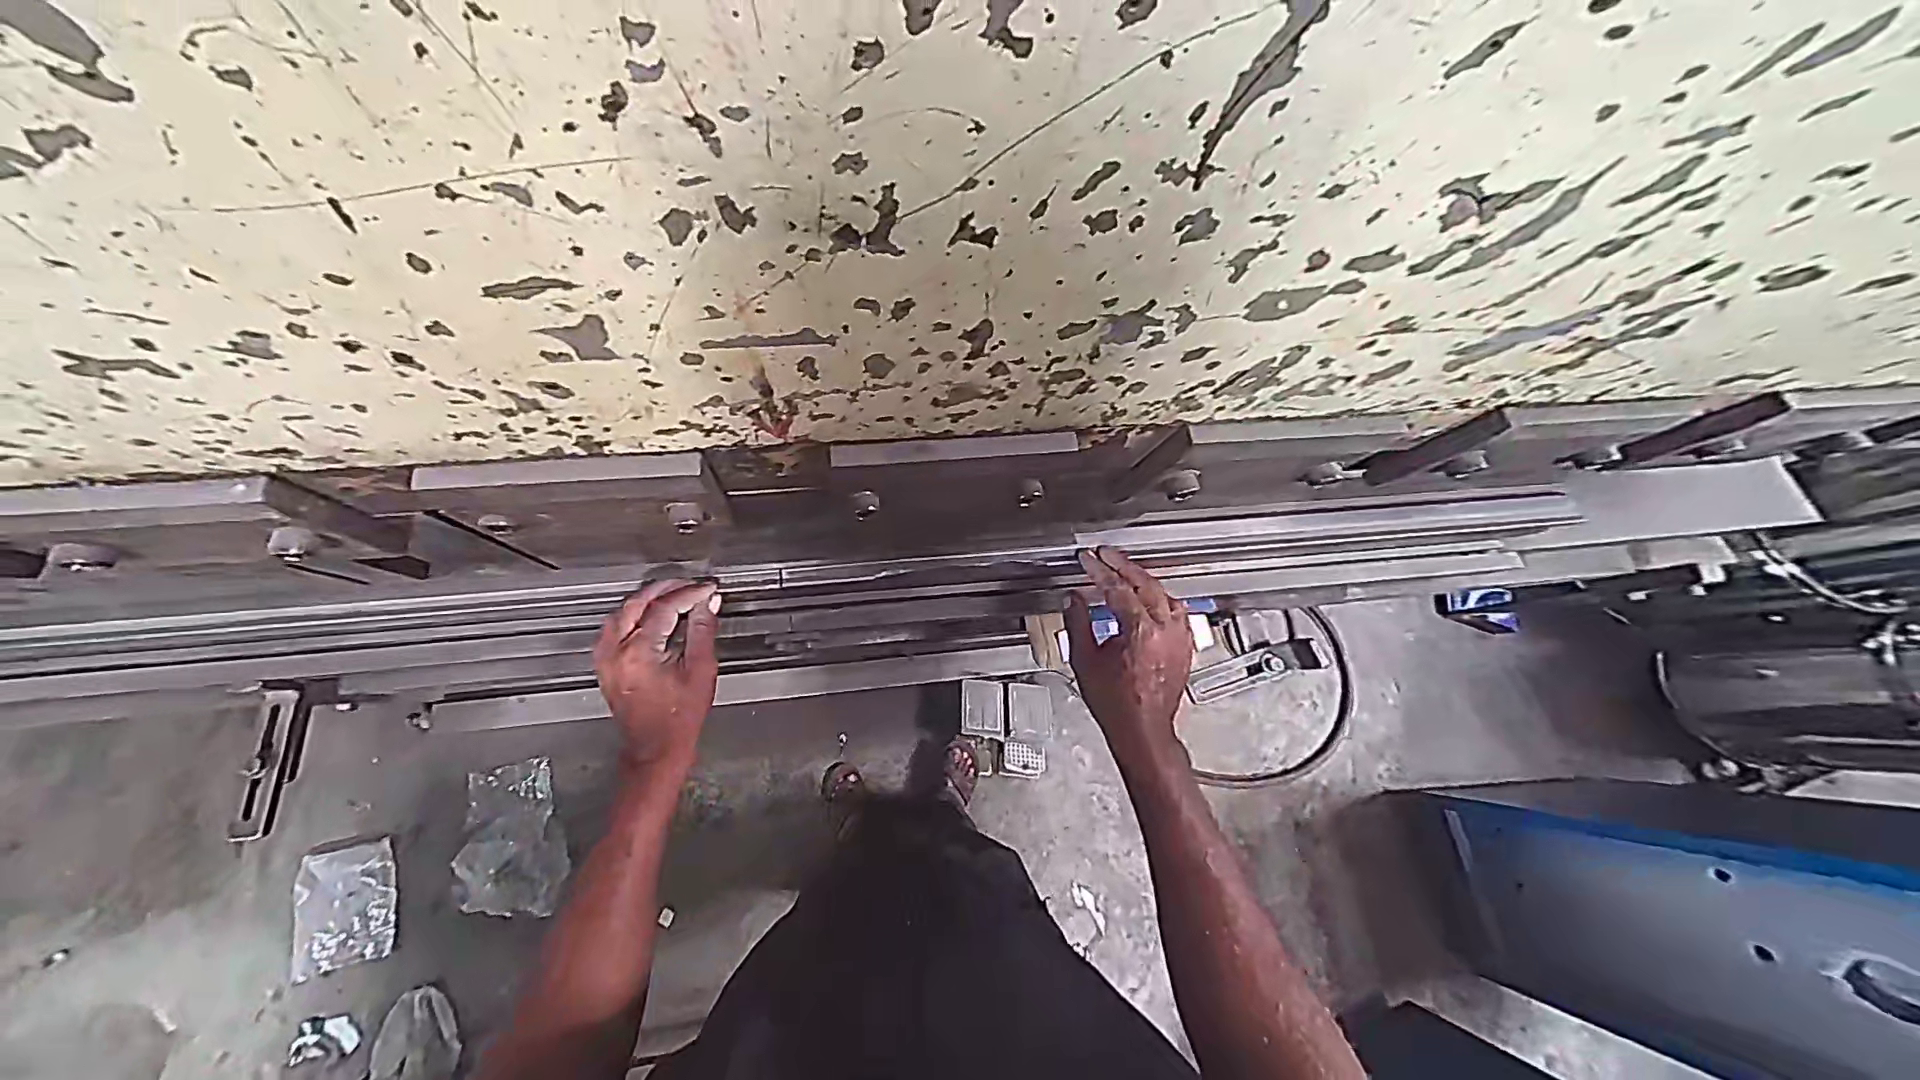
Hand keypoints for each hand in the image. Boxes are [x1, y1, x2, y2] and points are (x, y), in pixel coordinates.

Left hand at [594, 579, 721, 770]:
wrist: (656, 747)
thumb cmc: (678, 718)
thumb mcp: (700, 670)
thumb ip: (703, 631)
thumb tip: (707, 604)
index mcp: (639, 653)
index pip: (665, 607)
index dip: (689, 593)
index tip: (707, 589)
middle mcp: (616, 653)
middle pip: (638, 603)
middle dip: (666, 589)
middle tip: (691, 584)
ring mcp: (606, 659)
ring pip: (622, 612)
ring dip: (648, 598)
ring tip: (673, 593)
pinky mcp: (605, 665)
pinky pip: (614, 627)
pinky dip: (634, 613)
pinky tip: (650, 612)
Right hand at [1065, 547, 1192, 763]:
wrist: (1142, 729)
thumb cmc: (1117, 704)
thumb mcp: (1085, 660)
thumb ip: (1078, 622)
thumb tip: (1073, 600)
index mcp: (1140, 631)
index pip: (1117, 588)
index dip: (1099, 570)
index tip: (1088, 560)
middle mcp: (1165, 631)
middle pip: (1144, 583)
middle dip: (1122, 565)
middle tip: (1105, 555)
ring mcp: (1178, 638)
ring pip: (1163, 594)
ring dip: (1142, 579)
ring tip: (1125, 571)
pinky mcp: (1185, 646)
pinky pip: (1175, 610)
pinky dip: (1159, 597)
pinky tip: (1149, 597)